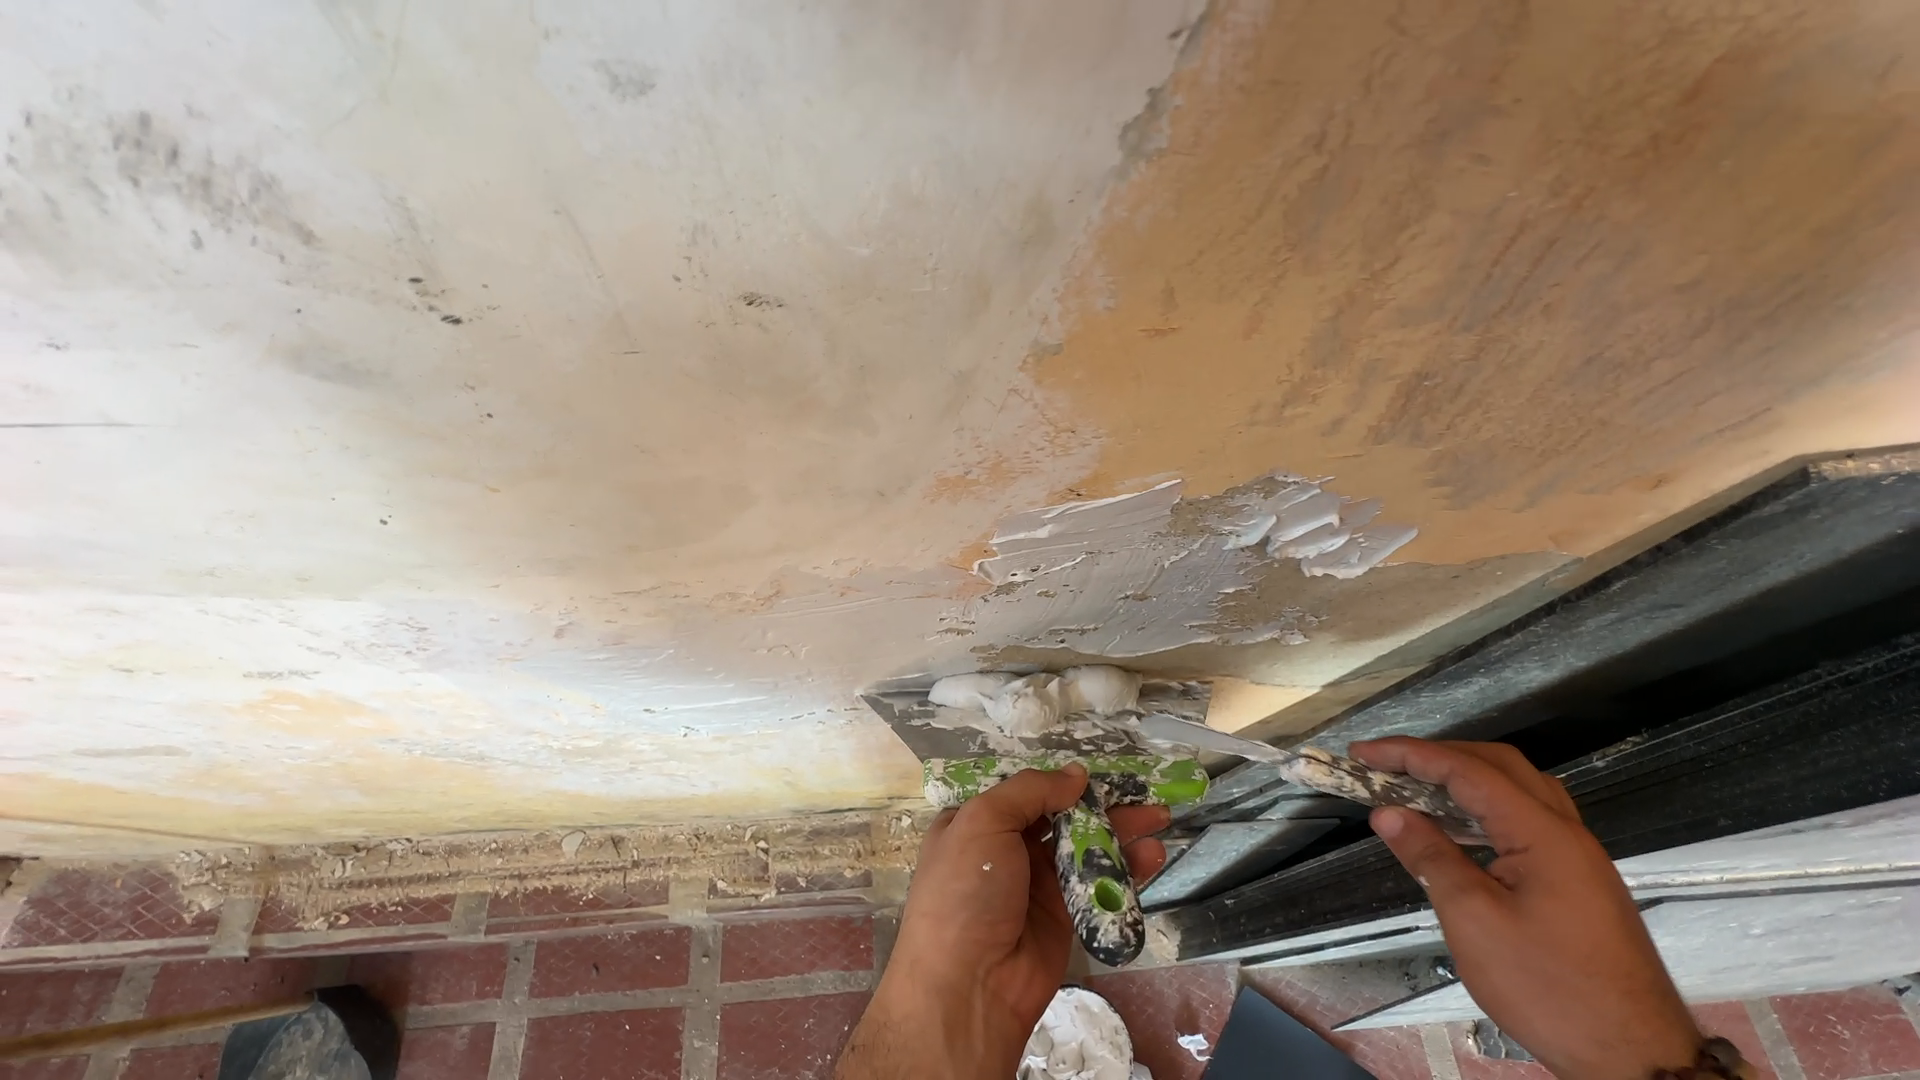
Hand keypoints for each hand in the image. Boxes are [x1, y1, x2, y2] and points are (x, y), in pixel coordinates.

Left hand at [836, 765, 1168, 1079]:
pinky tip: (1153, 855)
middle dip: (1100, 804)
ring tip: (1159, 817)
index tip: (1094, 772)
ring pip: (1084, 848)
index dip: (1058, 780)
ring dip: (1121, 832)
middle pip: (1060, 817)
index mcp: (975, 822)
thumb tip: (1075, 774)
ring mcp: (1036, 884)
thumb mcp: (983, 822)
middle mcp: (1005, 849)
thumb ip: (1030, 791)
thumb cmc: (965, 890)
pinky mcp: (1065, 916)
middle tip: (1143, 792)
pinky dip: (1127, 869)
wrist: (968, 986)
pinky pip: (1099, 884)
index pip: (1022, 791)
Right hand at [1351, 738, 1699, 1079]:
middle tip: (1385, 765)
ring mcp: (1577, 857)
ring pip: (1516, 789)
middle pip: (1497, 765)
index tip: (1361, 753)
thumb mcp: (1473, 920)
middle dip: (1436, 755)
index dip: (1409, 754)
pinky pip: (1526, 817)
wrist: (1637, 1059)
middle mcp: (1565, 832)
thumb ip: (1429, 856)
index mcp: (1542, 833)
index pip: (1466, 770)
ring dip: (1462, 777)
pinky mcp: (1578, 881)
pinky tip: (1458, 828)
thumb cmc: (1548, 987)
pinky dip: (1484, 806)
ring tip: (1413, 787)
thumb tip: (1387, 813)